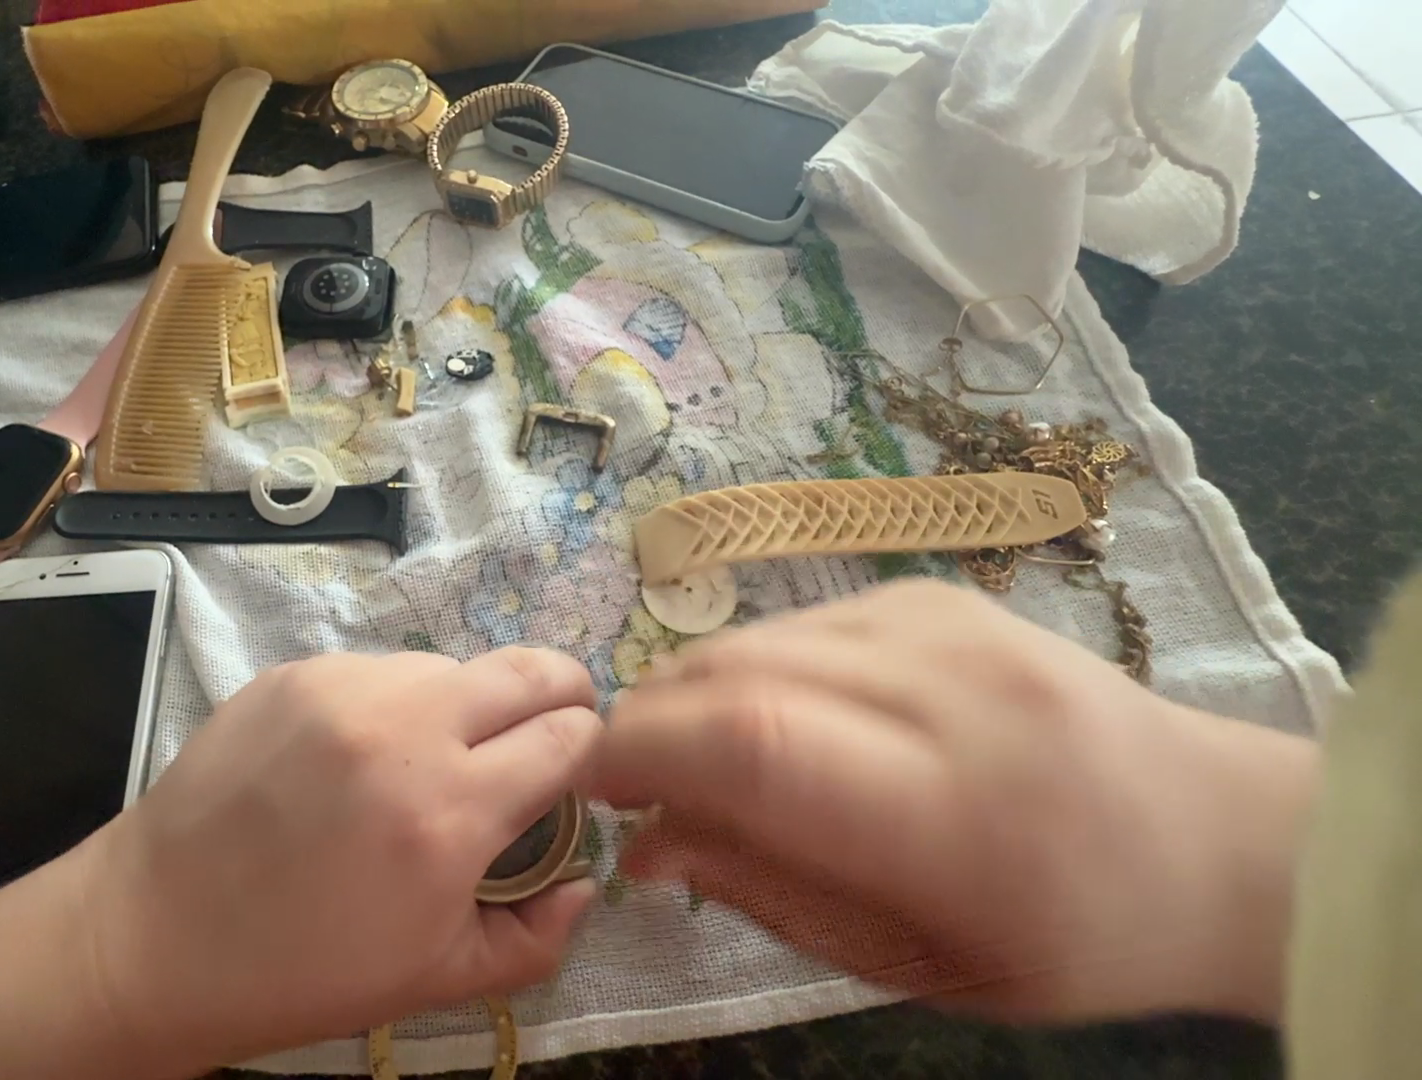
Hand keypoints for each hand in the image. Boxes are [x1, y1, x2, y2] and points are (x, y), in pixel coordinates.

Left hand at [77, 648, 601, 1071]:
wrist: (154, 932)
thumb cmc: (301, 968)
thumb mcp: (434, 981)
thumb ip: (536, 937)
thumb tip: (587, 880)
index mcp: (449, 813)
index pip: (568, 737)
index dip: (588, 748)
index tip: (574, 768)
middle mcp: (404, 729)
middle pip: (531, 668)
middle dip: (562, 691)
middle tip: (551, 724)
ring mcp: (345, 687)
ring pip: (452, 666)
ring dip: (467, 702)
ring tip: (434, 752)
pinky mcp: (297, 671)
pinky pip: (381, 669)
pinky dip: (396, 701)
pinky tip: (360, 749)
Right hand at [595, 580, 1316, 1022]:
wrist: (1212, 831)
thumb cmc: (1064, 933)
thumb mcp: (910, 961)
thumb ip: (763, 888)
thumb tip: (644, 842)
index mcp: (958, 814)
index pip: (753, 745)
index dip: (644, 751)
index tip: (592, 785)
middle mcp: (946, 688)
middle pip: (734, 673)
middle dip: (645, 720)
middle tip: (622, 772)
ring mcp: (937, 620)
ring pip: (748, 640)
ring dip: (684, 692)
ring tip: (681, 747)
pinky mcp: (925, 591)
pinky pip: (786, 626)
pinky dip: (739, 669)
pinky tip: (759, 712)